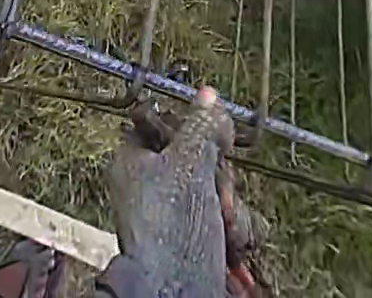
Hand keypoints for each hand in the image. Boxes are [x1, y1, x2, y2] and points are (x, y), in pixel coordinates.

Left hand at [99, 87, 253, 297]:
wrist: (178, 297)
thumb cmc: (170, 229)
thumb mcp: (189, 164)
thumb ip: (202, 127)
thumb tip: (209, 94)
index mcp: (134, 160)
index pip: (165, 125)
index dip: (192, 130)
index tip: (213, 137)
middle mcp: (152, 188)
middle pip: (199, 160)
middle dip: (220, 180)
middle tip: (219, 196)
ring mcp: (176, 219)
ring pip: (218, 194)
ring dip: (233, 212)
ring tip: (226, 228)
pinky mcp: (198, 246)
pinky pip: (228, 226)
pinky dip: (236, 237)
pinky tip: (233, 250)